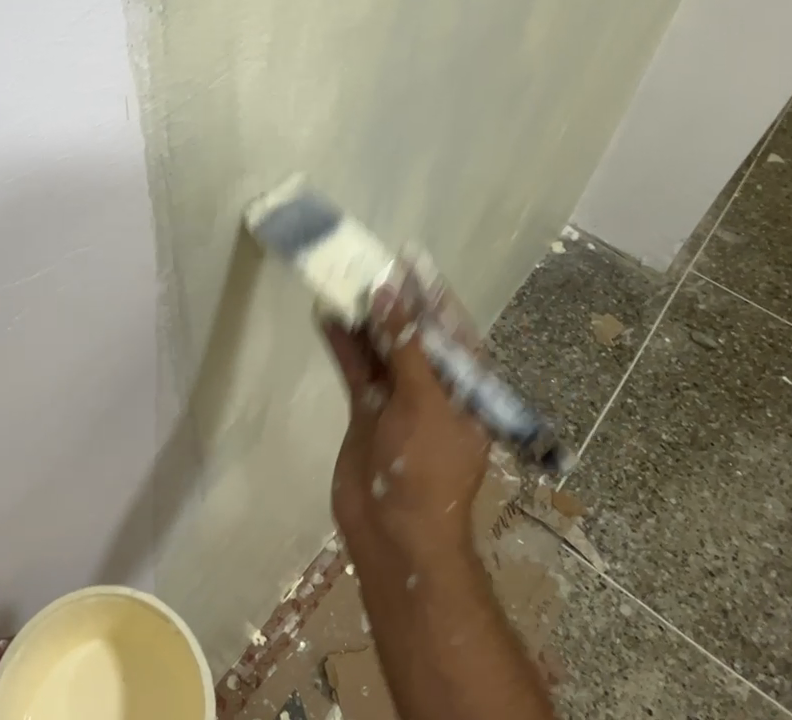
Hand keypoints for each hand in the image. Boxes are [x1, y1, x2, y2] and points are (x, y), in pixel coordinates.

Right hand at [323, 283, 488, 571]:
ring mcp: (398, 396)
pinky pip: (356, 367)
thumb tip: (388, 294)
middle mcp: (433, 384)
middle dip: (391, 300)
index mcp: (465, 384)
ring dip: (362, 317)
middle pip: (412, 331)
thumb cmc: (425, 469)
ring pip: (380, 345)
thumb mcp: (424, 403)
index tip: (408, 257)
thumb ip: (405, 346)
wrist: (394, 534)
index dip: (430, 291)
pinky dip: (343, 342)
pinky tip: (326, 316)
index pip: (450, 326)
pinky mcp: (367, 408)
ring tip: (340, 280)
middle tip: (363, 261)